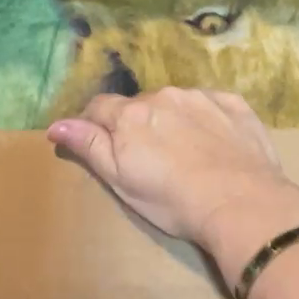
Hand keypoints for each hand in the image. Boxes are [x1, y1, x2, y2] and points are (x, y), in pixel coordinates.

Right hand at [47, 89, 298, 282]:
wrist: (242, 202)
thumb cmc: (173, 201)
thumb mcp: (121, 181)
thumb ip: (89, 146)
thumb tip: (56, 125)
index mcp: (131, 115)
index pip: (99, 107)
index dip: (93, 124)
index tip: (99, 144)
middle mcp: (164, 96)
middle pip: (139, 104)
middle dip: (138, 123)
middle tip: (149, 158)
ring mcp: (201, 97)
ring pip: (175, 102)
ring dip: (172, 119)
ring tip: (185, 153)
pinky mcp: (234, 103)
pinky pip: (211, 103)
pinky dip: (206, 118)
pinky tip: (214, 143)